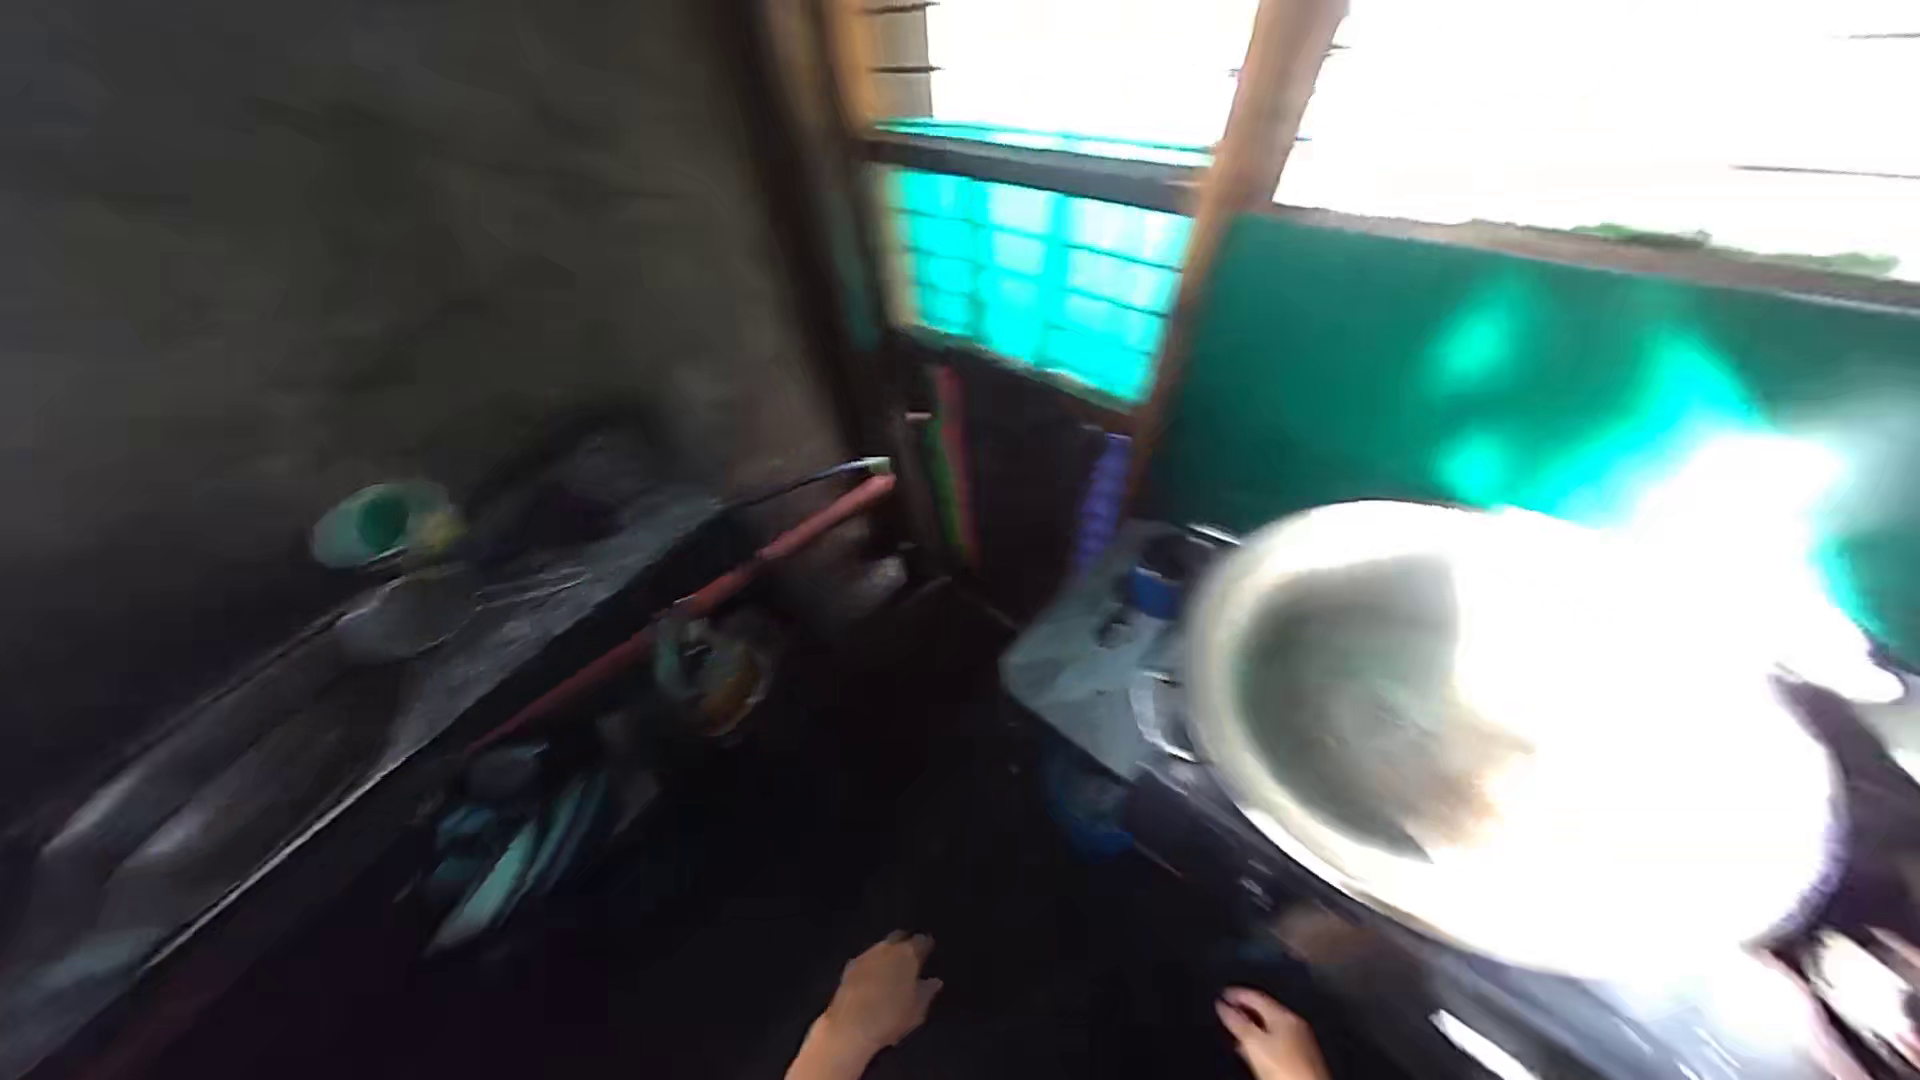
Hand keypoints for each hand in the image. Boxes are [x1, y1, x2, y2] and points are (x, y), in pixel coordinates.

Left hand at [821, 931, 943, 1054]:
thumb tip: (935, 981)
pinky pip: (867, 959)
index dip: (926, 944)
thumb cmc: (891, 1017)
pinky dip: (872, 964)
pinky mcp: (851, 965)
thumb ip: (928, 991)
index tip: (928, 947)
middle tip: (910, 953)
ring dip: (888, 953)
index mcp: (908, 954)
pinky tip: (872, 976)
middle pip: (899, 937)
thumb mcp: (917, 1010)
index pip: (921, 941)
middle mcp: (888, 947)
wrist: (851, 1026)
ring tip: (891, 966)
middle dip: (906, 942)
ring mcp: (868, 954)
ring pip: (882, 946)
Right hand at [1216, 987, 1328, 1079]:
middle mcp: (1295, 1023)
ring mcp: (1302, 1041)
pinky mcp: (1305, 1059)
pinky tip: (1255, 1051)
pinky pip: (1279, 1041)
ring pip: (1271, 1026)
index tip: (1221, 994)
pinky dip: (1264, 1040)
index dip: (1236, 993)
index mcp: (1284, 1015)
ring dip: (1253, 1027)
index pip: (1255, 995)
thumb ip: (1236, 1022)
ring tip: (1237, 1032)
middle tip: (1228, 1012)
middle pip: (1264, 1010)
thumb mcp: (1254, 1043)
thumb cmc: (1284, 1069)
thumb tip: (1222, 1005)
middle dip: (1244, 1010)